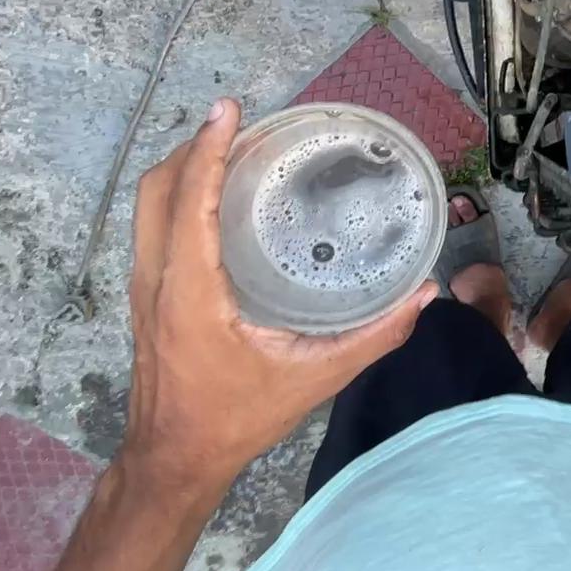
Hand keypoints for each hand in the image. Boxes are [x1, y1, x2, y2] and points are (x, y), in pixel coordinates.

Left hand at [120, 98, 435, 495]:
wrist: (173, 459)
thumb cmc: (240, 417)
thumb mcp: (316, 378)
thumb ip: (375, 335)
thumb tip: (425, 294)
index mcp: (191, 293)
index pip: (190, 205)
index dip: (207, 151)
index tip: (227, 110)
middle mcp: (158, 280)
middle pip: (155, 191)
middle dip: (193, 147)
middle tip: (244, 126)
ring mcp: (145, 287)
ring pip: (148, 205)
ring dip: (185, 168)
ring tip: (236, 150)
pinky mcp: (148, 294)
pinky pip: (155, 226)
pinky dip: (182, 195)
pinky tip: (223, 198)